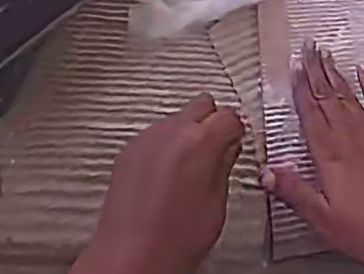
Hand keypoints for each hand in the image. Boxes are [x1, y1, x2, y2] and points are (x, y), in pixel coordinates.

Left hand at [72, 94, 244, 273]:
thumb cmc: (172, 243)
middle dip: (211, 123)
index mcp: (201, 141)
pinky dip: (164, 147)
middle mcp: (173, 130)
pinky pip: (155, 135)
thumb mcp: (215, 207)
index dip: (235, 129)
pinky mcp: (129, 149)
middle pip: (202, 105)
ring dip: (185, 135)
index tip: (234, 141)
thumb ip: (224, 166)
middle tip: (214, 150)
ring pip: (177, 119)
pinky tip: (164, 178)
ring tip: (185, 171)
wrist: (128, 261)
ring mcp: (148, 137)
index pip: (229, 115)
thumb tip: (229, 148)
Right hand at [265, 45, 363, 273]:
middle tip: (307, 47)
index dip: (300, 87)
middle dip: (314, 69)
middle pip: (326, 94)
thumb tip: (268, 172)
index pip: (310, 111)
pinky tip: (363, 72)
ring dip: (334, 72)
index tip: (294, 67)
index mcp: (329, 152)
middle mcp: (349, 134)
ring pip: (347, 92)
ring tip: (325, 54)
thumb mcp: (325, 219)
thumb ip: (295, 192)